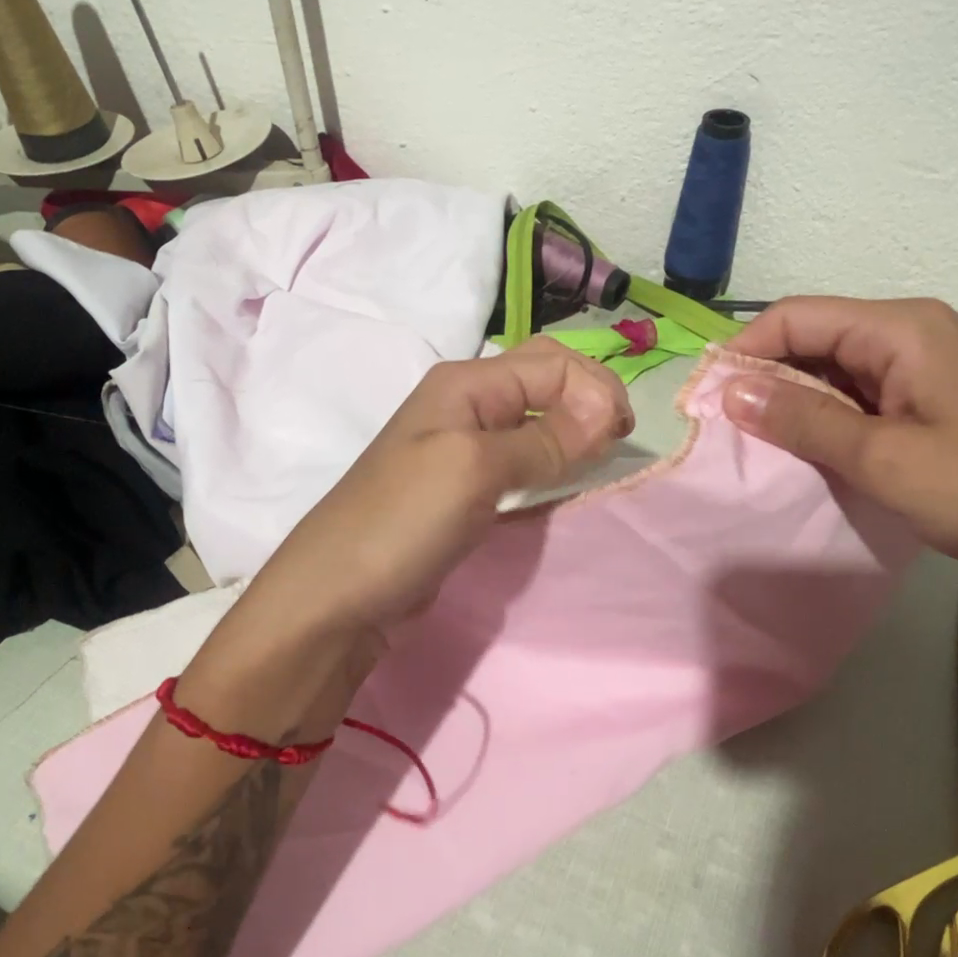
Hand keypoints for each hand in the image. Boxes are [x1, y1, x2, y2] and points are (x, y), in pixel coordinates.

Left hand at [243, 337, 632, 634]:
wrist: (337, 594)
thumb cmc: (403, 520)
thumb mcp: (475, 468)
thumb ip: (543, 439)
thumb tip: (606, 413)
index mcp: (465, 383)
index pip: (552, 362)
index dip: (595, 390)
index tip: (619, 439)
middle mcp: (465, 405)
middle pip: (544, 380)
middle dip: (589, 399)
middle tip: (617, 443)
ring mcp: (462, 448)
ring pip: (535, 421)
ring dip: (574, 433)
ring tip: (601, 463)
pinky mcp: (464, 489)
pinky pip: (520, 461)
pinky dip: (550, 465)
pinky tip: (564, 484)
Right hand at [722, 297, 957, 603]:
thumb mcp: (883, 458)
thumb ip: (803, 420)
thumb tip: (728, 390)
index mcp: (903, 329)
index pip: (798, 317)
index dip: (745, 350)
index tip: (706, 398)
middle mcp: (910, 334)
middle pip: (813, 337)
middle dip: (764, 376)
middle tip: (723, 427)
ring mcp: (922, 368)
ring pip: (832, 369)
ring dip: (792, 400)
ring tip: (753, 442)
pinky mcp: (926, 401)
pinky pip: (856, 395)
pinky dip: (823, 418)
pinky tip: (802, 450)